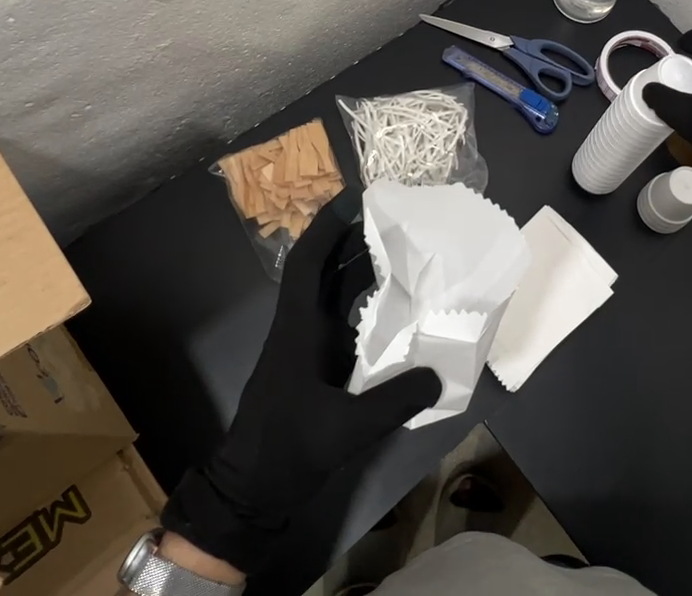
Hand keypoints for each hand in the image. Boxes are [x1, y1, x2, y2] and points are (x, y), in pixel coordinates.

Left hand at [160, 189, 440, 577]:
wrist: (251, 491)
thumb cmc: (289, 451)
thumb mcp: (348, 428)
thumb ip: (396, 400)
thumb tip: (440, 374)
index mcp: (297, 330)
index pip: (306, 264)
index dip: (327, 228)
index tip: (355, 199)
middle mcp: (300, 328)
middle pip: (324, 270)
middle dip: (353, 240)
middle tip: (395, 217)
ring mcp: (307, 347)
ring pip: (333, 294)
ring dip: (362, 270)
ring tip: (404, 250)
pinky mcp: (317, 365)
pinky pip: (343, 320)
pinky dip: (367, 305)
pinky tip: (399, 305)